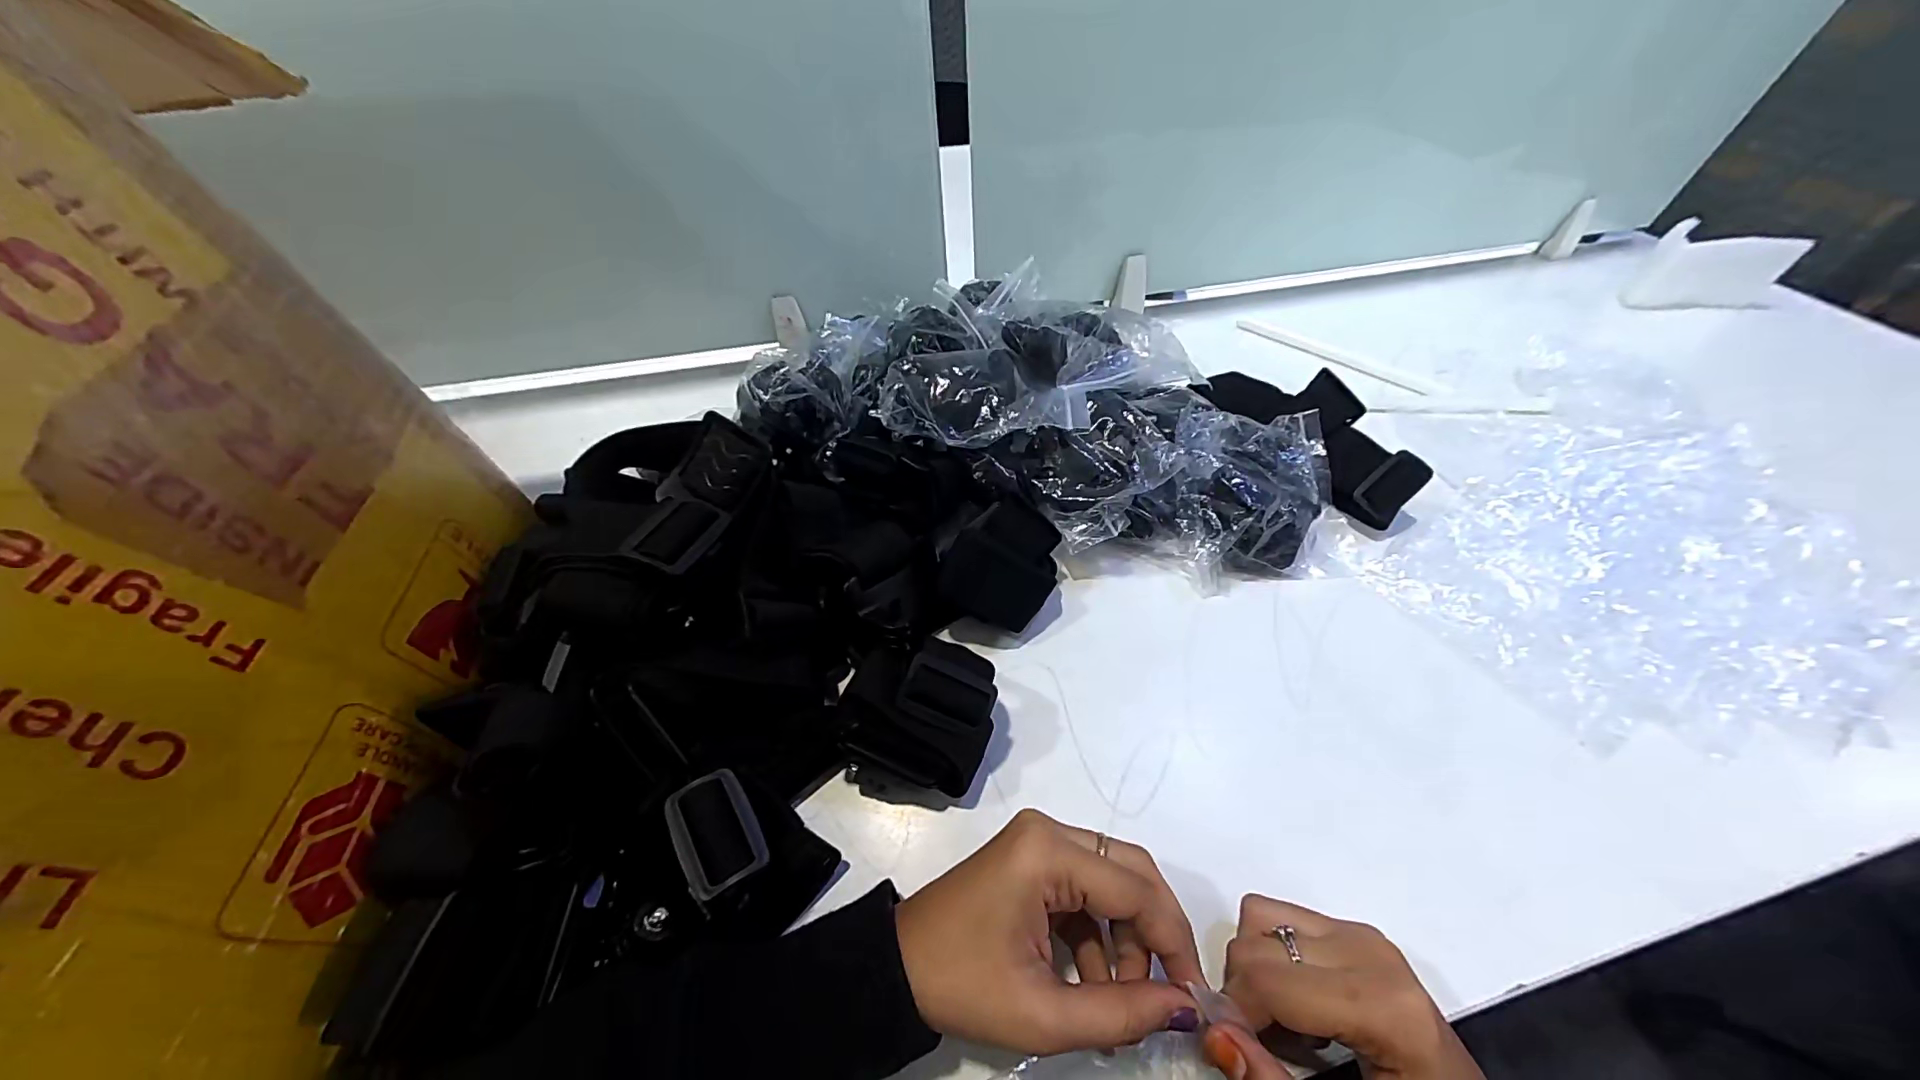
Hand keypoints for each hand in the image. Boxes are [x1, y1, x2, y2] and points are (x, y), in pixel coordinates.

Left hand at [895, 809, 1205, 1054]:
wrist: (897, 968)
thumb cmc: (963, 985)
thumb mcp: (1044, 1014)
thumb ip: (1122, 1012)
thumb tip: (1183, 1008)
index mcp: (1046, 852)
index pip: (1135, 888)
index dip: (1173, 942)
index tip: (1194, 997)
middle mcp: (1047, 832)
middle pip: (1130, 871)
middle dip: (1155, 933)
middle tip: (1170, 993)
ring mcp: (1037, 842)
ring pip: (1111, 881)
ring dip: (1126, 940)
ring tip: (1123, 1002)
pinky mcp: (1030, 860)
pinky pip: (1084, 890)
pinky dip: (1098, 935)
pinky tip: (1096, 984)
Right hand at [1207, 895, 1482, 1079]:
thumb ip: (1270, 1078)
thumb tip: (1214, 1033)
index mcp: (1382, 1004)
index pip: (1266, 979)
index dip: (1232, 1015)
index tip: (1230, 1049)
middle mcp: (1371, 952)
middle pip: (1255, 944)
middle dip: (1239, 993)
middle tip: (1258, 1043)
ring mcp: (1363, 936)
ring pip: (1260, 916)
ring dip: (1252, 967)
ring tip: (1281, 1022)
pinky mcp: (1355, 931)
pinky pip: (1282, 917)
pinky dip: (1271, 955)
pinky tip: (1300, 1005)